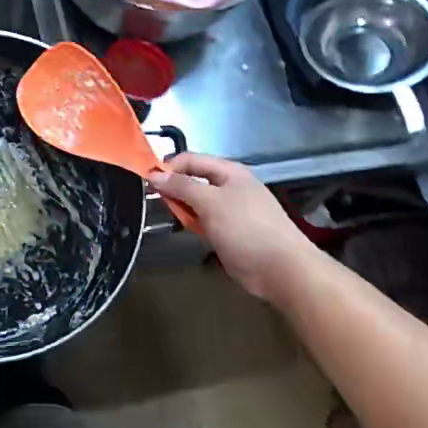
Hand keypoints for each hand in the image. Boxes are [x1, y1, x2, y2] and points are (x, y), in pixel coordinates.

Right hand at [148, 152, 321, 302]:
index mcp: (230, 172)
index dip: (168, 168)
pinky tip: (186, 230)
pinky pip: (207, 220)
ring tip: (167, 216)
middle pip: (195, 179)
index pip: (191, 160)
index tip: (146, 183)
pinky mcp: (232, 232)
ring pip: (200, 202)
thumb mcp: (210, 202)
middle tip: (152, 202)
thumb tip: (155, 175)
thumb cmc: (246, 228)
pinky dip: (195, 223)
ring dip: (184, 207)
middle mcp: (231, 187)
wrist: (280, 268)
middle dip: (174, 188)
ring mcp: (233, 210)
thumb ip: (182, 187)